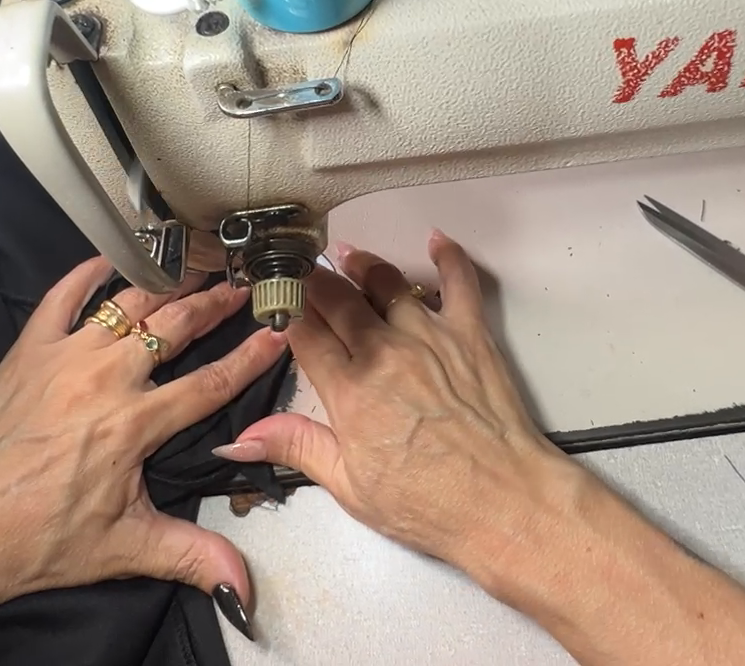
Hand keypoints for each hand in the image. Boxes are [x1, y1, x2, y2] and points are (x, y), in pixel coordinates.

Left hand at [0, 259, 287, 634]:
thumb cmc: (39, 539)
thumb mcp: (123, 550)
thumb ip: (190, 556)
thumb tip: (244, 587)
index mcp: (134, 423)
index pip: (210, 382)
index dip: (250, 357)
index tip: (278, 331)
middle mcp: (108, 377)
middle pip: (177, 326)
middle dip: (215, 303)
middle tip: (240, 285)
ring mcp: (67, 355)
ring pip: (131, 304)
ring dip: (168, 283)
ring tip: (194, 267)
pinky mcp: (30, 348)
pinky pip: (64, 296)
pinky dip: (90, 273)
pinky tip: (112, 259)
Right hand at [215, 232, 581, 574]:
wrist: (503, 501)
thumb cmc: (429, 503)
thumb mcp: (351, 487)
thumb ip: (297, 448)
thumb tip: (240, 439)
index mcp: (351, 391)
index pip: (306, 334)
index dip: (286, 310)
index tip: (276, 297)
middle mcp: (385, 353)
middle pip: (339, 300)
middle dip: (315, 280)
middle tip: (303, 268)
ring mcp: (429, 336)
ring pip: (387, 283)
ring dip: (363, 264)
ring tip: (349, 255)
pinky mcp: (469, 332)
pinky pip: (458, 282)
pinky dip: (448, 257)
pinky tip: (437, 241)